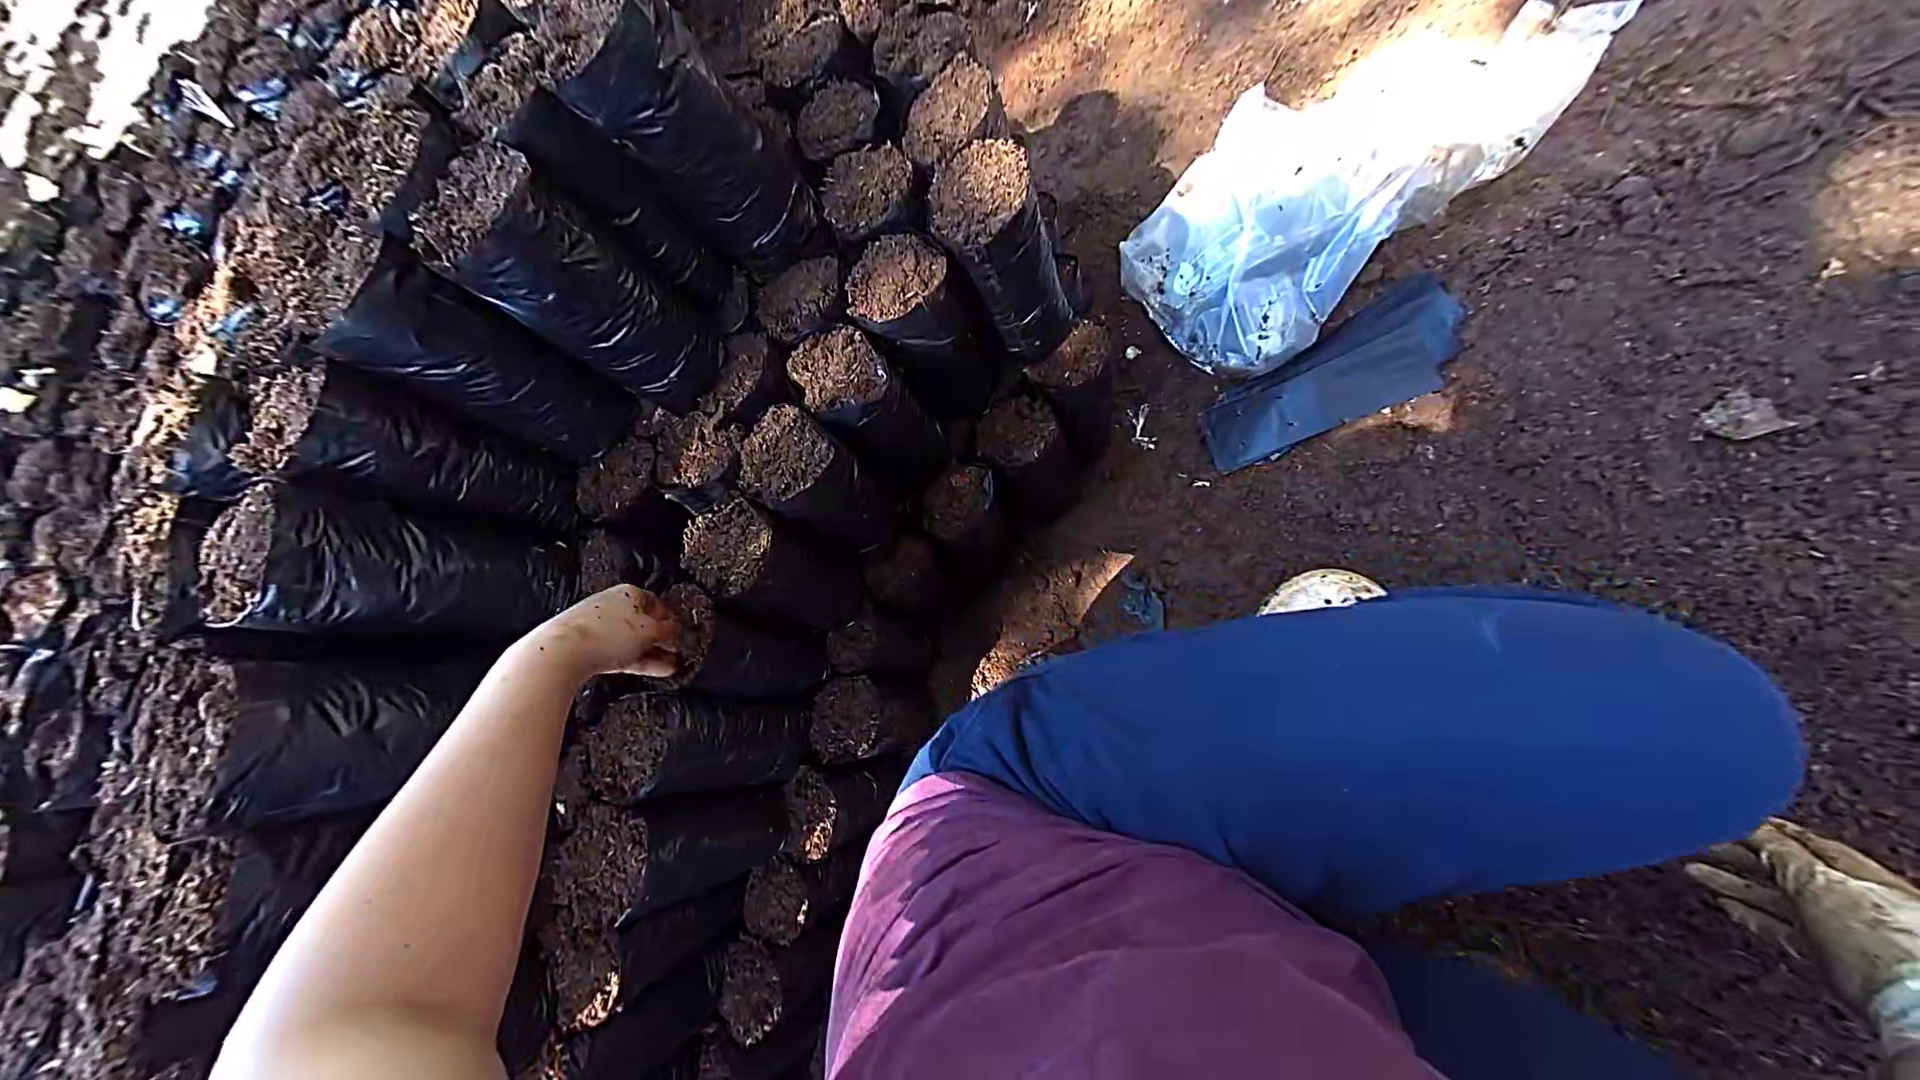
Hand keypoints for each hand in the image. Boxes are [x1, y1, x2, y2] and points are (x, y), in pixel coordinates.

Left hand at [527, 584, 681, 679]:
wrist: (563, 653)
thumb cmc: (604, 633)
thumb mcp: (651, 631)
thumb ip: (669, 631)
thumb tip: (676, 631)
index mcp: (628, 593)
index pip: (657, 603)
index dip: (671, 619)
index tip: (680, 632)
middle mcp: (611, 606)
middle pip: (644, 623)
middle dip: (661, 639)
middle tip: (676, 650)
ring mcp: (598, 627)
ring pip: (632, 640)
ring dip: (652, 653)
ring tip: (669, 665)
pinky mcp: (588, 647)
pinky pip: (620, 653)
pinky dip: (637, 660)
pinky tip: (653, 670)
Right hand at [1687, 819, 1919, 1058]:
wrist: (1908, 1003)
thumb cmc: (1879, 941)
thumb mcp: (1814, 879)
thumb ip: (1779, 850)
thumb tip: (1746, 823)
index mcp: (1862, 877)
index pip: (1804, 843)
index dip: (1763, 828)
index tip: (1724, 817)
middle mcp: (1855, 902)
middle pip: (1786, 870)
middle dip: (1739, 855)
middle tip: (1698, 842)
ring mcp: (1841, 932)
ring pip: (1776, 898)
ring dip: (1733, 882)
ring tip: (1694, 870)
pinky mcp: (1826, 959)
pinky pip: (1779, 928)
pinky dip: (1750, 914)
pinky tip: (1727, 905)